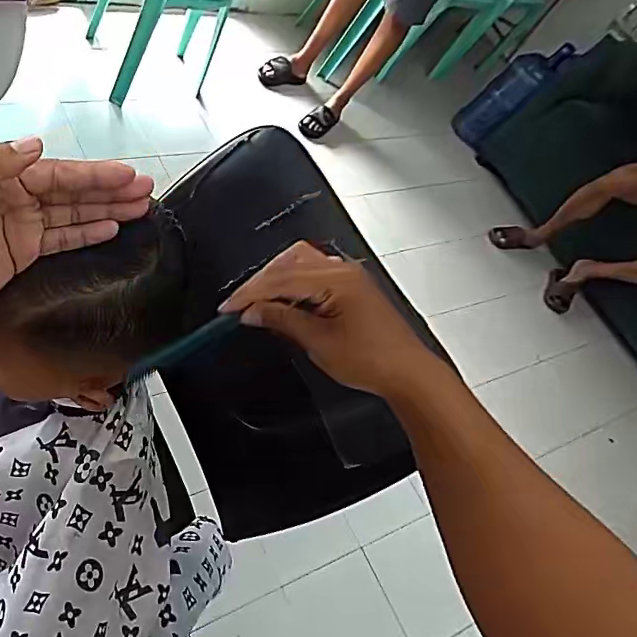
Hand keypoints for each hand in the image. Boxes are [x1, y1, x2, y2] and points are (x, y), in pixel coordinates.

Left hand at [0, 139, 153, 322]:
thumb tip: (31, 146)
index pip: (56, 174)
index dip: (93, 175)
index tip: (122, 173)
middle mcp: (14, 199)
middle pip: (71, 191)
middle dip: (109, 189)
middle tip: (141, 187)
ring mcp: (23, 225)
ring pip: (74, 212)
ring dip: (106, 208)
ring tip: (137, 206)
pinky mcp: (27, 249)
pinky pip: (64, 236)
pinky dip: (88, 231)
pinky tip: (110, 226)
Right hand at [219, 241, 447, 399]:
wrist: (407, 373)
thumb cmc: (375, 360)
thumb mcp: (318, 343)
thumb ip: (283, 320)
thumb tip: (255, 312)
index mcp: (337, 280)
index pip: (281, 279)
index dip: (250, 293)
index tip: (230, 307)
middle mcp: (344, 271)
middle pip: (289, 263)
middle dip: (260, 283)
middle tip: (239, 307)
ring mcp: (349, 278)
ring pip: (300, 265)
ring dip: (276, 282)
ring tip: (257, 306)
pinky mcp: (351, 288)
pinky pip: (314, 276)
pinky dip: (293, 287)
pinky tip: (282, 305)